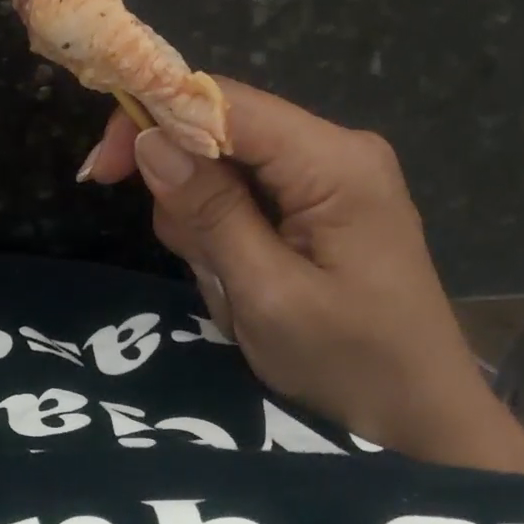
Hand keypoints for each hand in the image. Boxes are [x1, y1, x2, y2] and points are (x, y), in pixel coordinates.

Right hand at [81, 80, 523, 476]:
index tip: (102, 169)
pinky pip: (237, 187)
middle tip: (176, 245)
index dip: (153, 118)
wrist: (421, 420)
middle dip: (176, 178)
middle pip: (217, 126)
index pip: (223, 103)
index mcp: (333, 163)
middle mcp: (332, 149)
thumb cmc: (351, 362)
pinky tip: (234, 269)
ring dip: (196, 214)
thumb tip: (149, 141)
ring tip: (224, 276)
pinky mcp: (314, 197)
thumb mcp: (267, 293)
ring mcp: (325, 173)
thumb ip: (209, 211)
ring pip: (218, 160)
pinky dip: (215, 224)